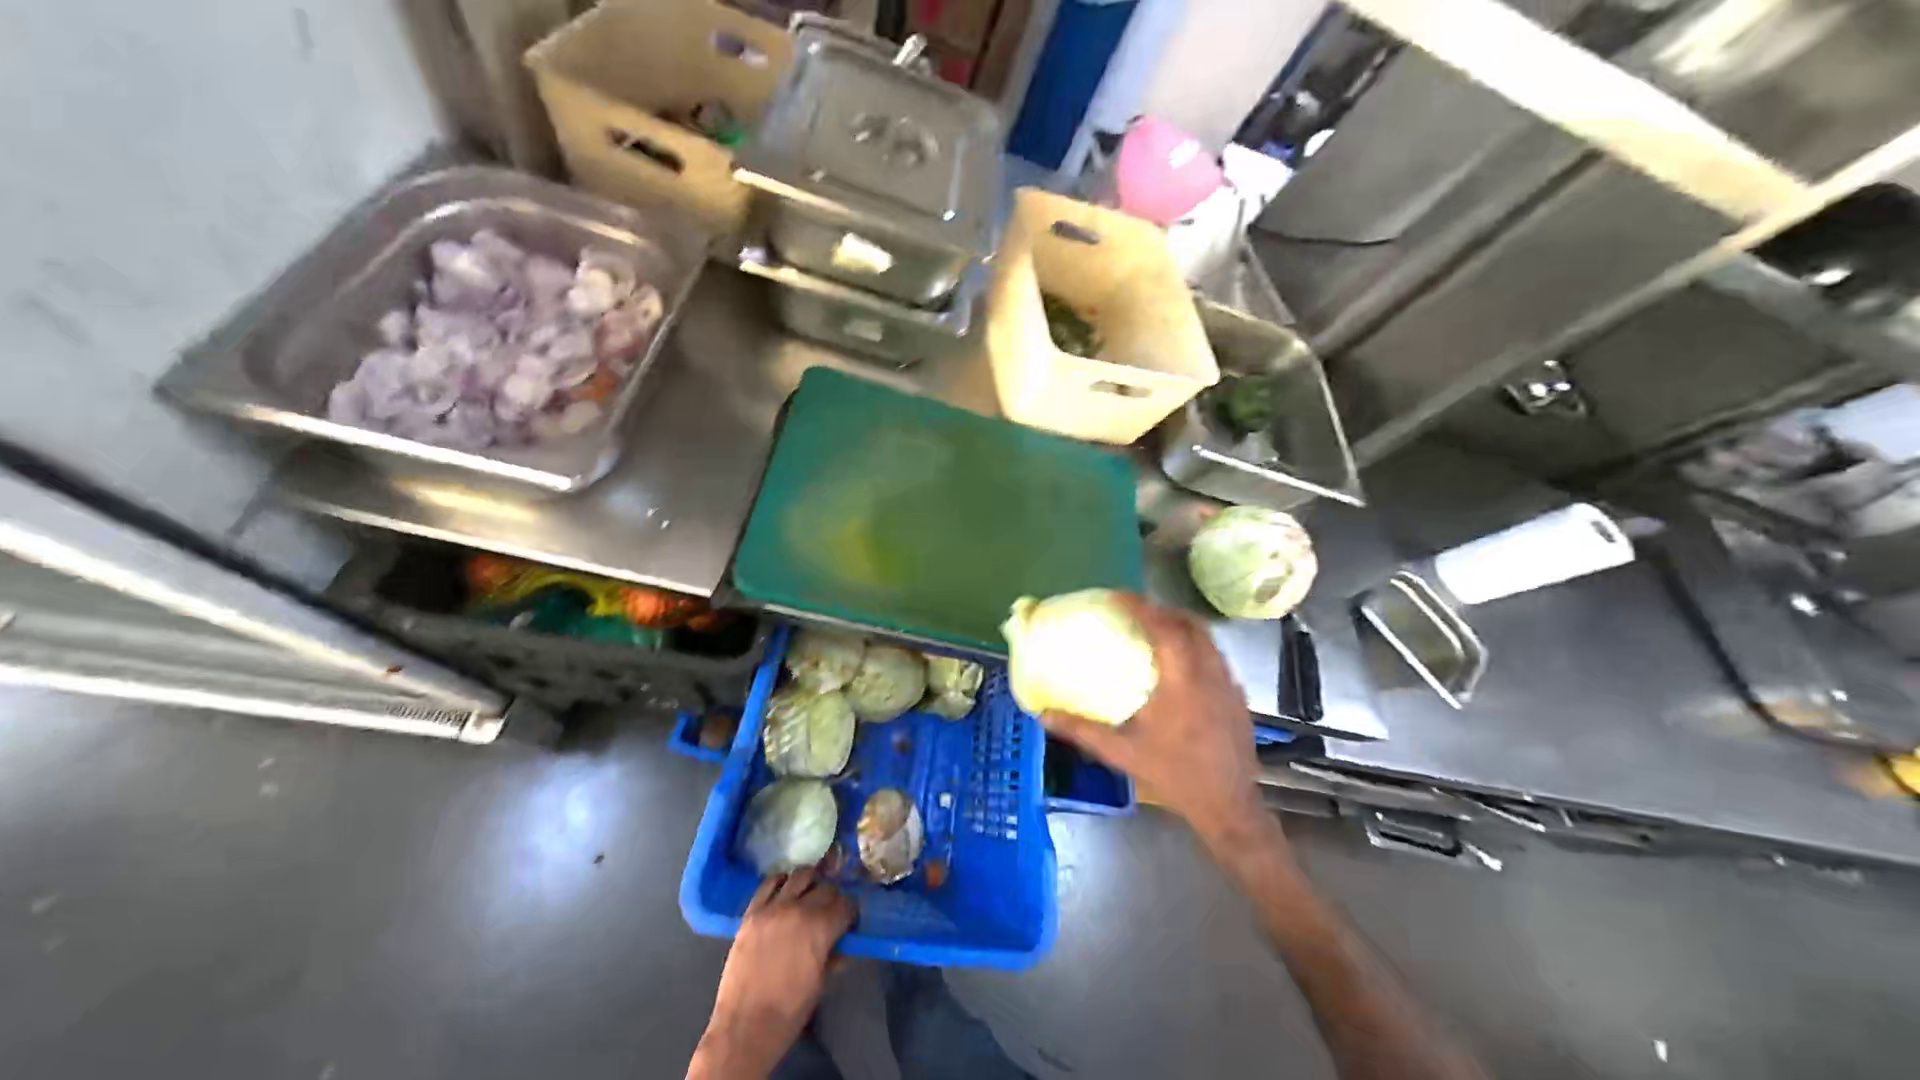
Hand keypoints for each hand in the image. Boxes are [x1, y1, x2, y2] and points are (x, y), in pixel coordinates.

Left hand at [691, 869, 854, 1079]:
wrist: (746, 1026)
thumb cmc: (790, 1011)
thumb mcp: (821, 984)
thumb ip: (834, 956)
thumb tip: (843, 944)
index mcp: (821, 928)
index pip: (847, 904)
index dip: (850, 912)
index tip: (848, 920)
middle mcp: (799, 909)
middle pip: (826, 887)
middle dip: (833, 898)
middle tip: (829, 911)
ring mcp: (773, 908)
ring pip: (800, 875)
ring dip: (810, 883)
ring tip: (807, 895)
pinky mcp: (752, 912)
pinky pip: (769, 883)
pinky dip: (781, 882)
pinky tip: (784, 892)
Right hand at [1042, 593, 1269, 846]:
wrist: (1228, 805)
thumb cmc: (1174, 776)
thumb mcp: (1122, 753)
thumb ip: (1082, 730)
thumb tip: (1044, 714)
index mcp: (1181, 682)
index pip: (1163, 628)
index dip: (1140, 606)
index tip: (1117, 595)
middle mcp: (1209, 674)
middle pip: (1190, 625)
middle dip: (1162, 610)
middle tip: (1135, 611)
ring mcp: (1229, 685)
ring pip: (1208, 639)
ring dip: (1181, 626)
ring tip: (1155, 630)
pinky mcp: (1238, 698)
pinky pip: (1217, 658)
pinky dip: (1197, 647)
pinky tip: (1180, 666)